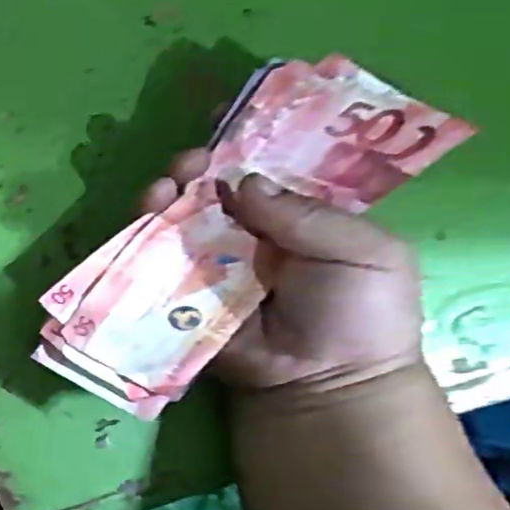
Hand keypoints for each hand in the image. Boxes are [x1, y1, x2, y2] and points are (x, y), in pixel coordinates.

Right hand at [141, 150, 423, 394]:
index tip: (220, 128)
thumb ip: (307, 216)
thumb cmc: (360, 313)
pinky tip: (144, 226)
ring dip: (162, 203)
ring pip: (176, 227)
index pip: (260, 174)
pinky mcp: (181, 301)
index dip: (238, 149)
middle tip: (186, 165)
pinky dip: (144, 246)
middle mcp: (245, 238)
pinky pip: (157, 270)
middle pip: (209, 196)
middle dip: (192, 173)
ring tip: (157, 192)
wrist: (325, 381)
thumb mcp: (365, 251)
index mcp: (293, 219)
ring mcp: (208, 270)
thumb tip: (244, 182)